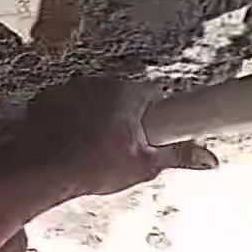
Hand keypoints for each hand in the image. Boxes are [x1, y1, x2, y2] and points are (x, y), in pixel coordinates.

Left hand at [4, 77, 218, 197]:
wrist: (43, 168)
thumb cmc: (94, 165)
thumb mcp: (144, 165)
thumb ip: (178, 156)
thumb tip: (209, 158)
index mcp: (125, 94)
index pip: (152, 93)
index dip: (157, 112)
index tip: (156, 126)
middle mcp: (96, 83)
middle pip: (120, 94)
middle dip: (124, 114)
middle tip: (124, 143)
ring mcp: (68, 88)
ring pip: (91, 97)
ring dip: (95, 113)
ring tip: (94, 145)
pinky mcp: (46, 98)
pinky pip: (65, 103)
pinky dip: (69, 116)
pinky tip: (70, 138)